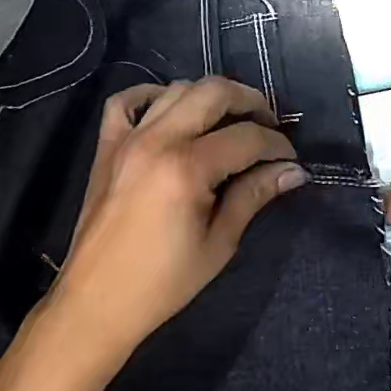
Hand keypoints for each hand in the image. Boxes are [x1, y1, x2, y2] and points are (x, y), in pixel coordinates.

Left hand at [47, 77, 307, 351]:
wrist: (96, 301)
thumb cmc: (163, 281)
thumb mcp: (219, 242)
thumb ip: (254, 196)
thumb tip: (294, 172)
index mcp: (187, 167)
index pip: (247, 137)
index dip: (277, 146)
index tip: (291, 161)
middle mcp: (157, 139)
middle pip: (214, 92)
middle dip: (251, 101)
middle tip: (269, 125)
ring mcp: (127, 138)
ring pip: (177, 89)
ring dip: (210, 97)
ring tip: (230, 121)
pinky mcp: (106, 147)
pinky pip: (125, 101)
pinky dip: (151, 96)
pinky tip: (171, 110)